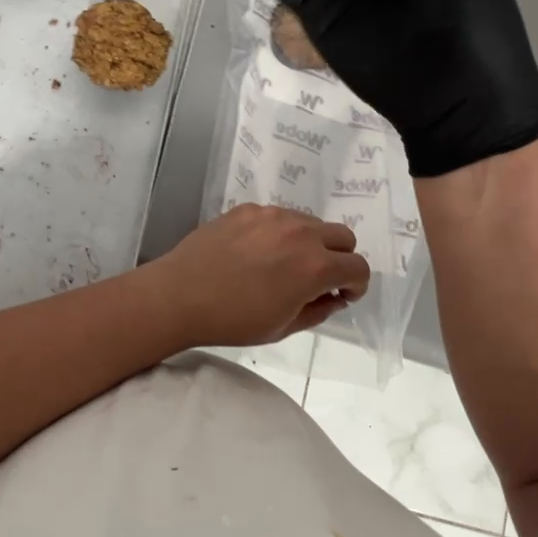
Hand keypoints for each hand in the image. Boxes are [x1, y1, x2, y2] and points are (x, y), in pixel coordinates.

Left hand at [139, 204, 370, 348]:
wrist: (180, 295)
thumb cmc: (233, 320)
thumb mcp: (283, 327)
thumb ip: (319, 310)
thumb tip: (335, 297)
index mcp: (315, 266)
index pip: (358, 268)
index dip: (356, 285)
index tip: (342, 295)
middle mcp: (300, 233)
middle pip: (342, 236)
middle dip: (340, 258)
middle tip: (319, 278)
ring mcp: (273, 216)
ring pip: (310, 222)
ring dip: (311, 242)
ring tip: (284, 264)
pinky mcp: (248, 209)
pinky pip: (278, 216)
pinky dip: (280, 232)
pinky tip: (256, 253)